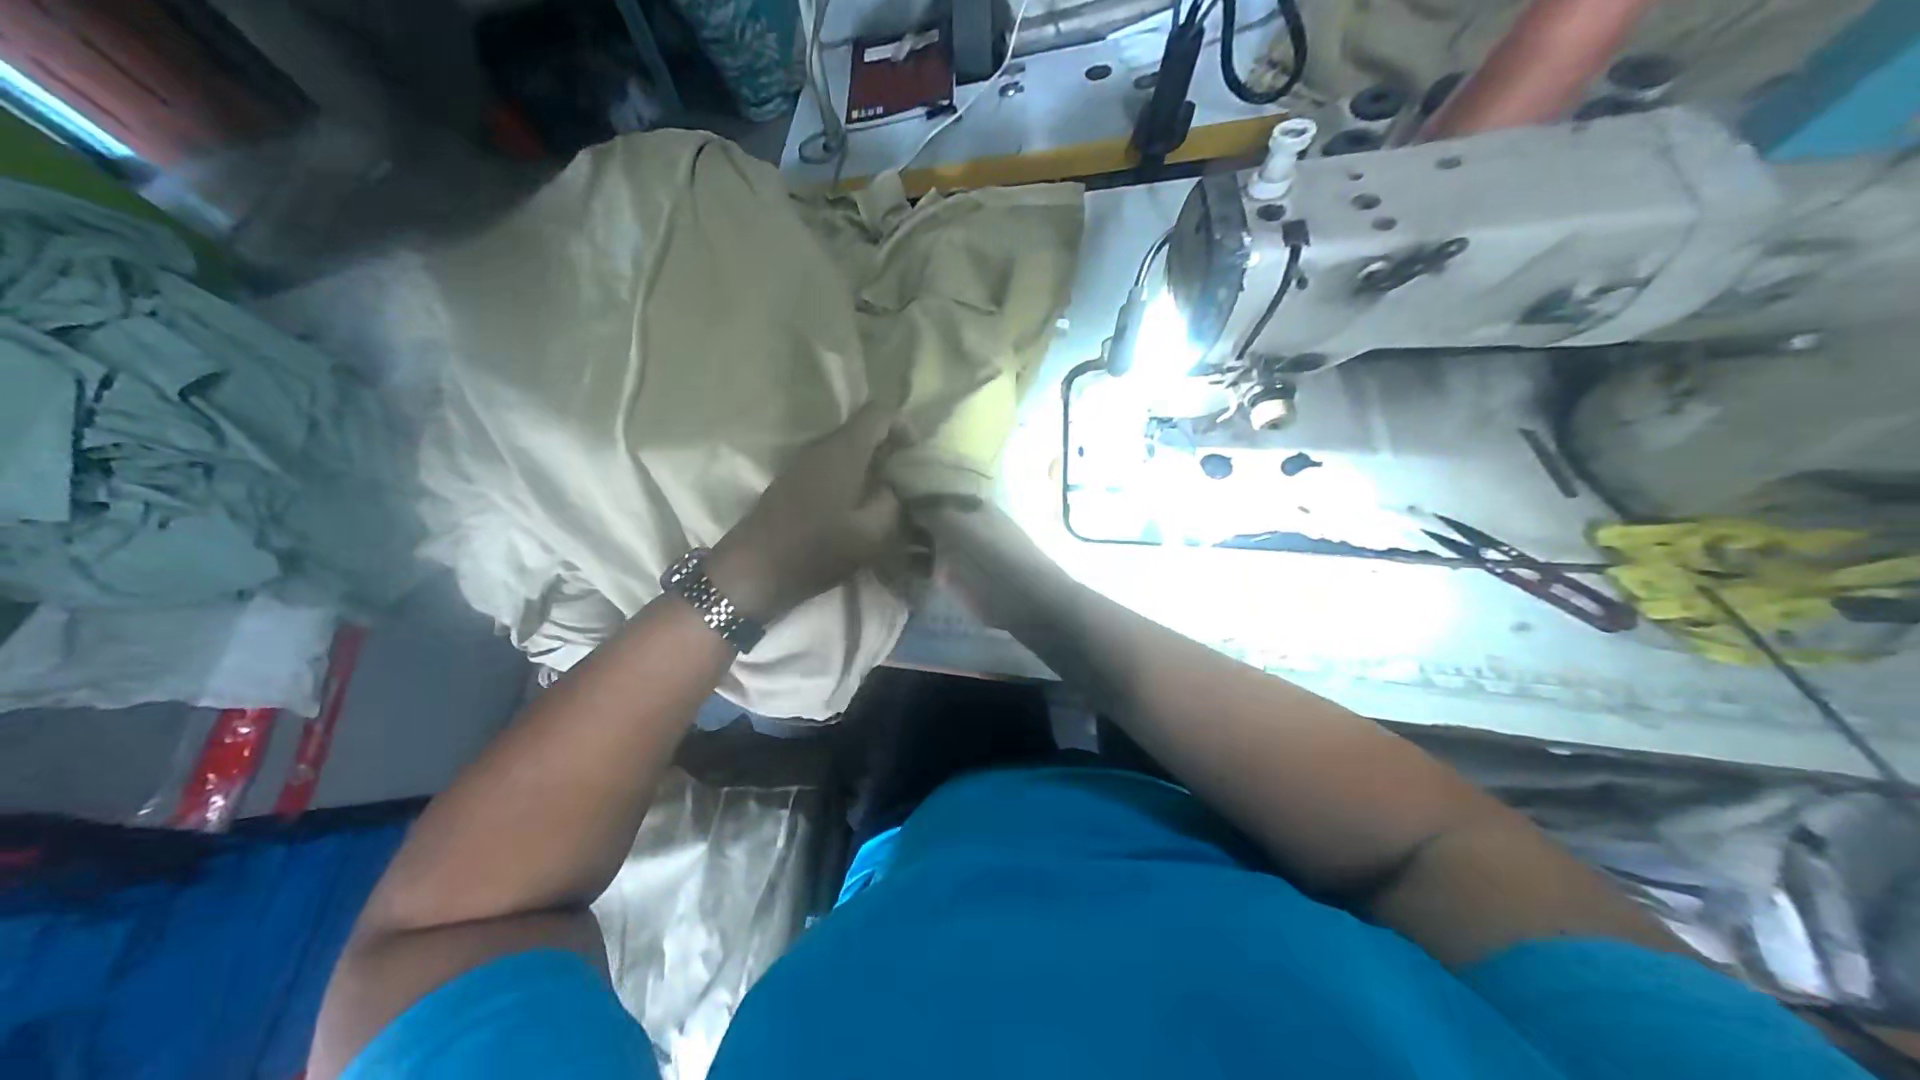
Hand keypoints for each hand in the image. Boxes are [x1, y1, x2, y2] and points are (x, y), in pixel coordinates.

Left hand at [708, 403, 901, 621]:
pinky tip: (858, 510)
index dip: (904, 426)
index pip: (879, 412)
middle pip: (862, 430)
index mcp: (843, 450)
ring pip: (846, 451)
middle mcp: (820, 448)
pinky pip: (830, 468)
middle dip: (889, 449)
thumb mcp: (872, 534)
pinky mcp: (792, 484)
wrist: (754, 571)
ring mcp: (802, 465)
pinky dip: (850, 480)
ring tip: (887, 498)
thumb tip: (890, 489)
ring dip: (869, 467)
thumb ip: (892, 503)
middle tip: (908, 481)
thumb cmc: (816, 550)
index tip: (917, 456)